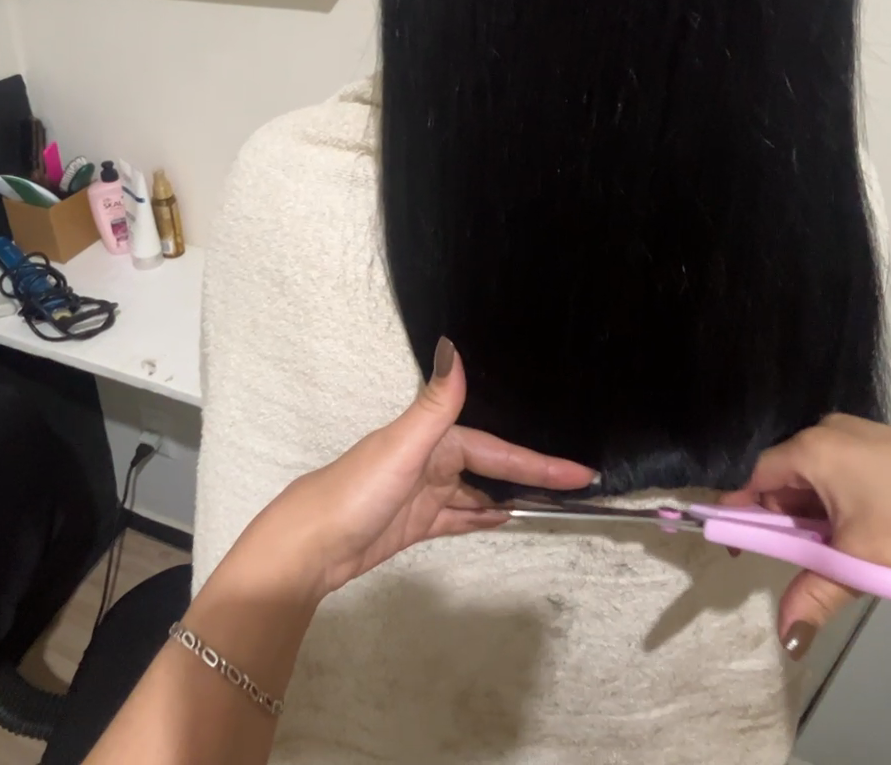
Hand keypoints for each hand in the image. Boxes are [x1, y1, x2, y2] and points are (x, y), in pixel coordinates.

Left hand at [229, 337, 597, 601]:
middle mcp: (431, 461)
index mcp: (433, 440)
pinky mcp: (414, 523)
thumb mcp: (401, 446)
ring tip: (548, 506)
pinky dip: (481, 516)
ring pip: (477, 491)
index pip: (496, 448)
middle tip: (575, 492)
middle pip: (491, 468)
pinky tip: (503, 518)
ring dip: (508, 496)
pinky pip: (459, 516)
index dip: (537, 461)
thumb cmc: (358, 491)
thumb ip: (435, 404)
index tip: (579, 473)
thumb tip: (453, 346)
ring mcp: (423, 494)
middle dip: (530, 476)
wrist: (312, 545)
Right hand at [722, 414, 890, 653]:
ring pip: (817, 477)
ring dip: (815, 514)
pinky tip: (866, 530)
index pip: (756, 478)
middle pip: (786, 477)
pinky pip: (843, 472)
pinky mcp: (888, 444)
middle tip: (800, 558)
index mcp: (811, 448)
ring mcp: (861, 433)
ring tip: (837, 550)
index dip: (744, 514)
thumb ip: (815, 593)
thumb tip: (785, 637)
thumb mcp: (862, 562)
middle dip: (786, 519)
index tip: (741, 547)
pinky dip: (840, 502)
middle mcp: (828, 431)